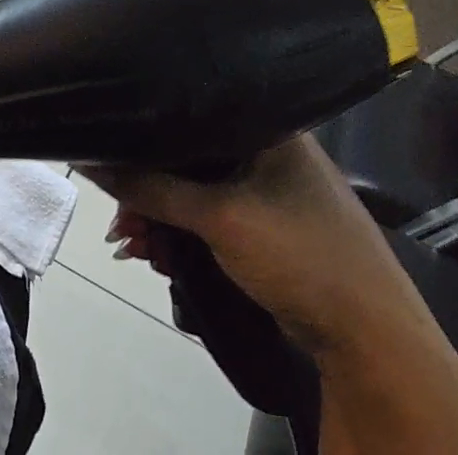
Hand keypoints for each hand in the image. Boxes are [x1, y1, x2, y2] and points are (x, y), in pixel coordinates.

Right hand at [79, 136, 426, 354]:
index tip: (109, 165)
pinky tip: (158, 255)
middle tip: (122, 225)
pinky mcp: (266, 225)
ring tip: (136, 248)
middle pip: (181, 159)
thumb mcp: (216, 217)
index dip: (142, 138)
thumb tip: (83, 158)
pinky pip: (204, 216)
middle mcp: (270, 155)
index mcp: (271, 134)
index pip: (187, 115)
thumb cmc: (303, 260)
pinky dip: (177, 233)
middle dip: (142, 193)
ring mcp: (270, 192)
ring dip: (155, 218)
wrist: (374, 342)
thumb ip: (146, 186)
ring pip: (188, 191)